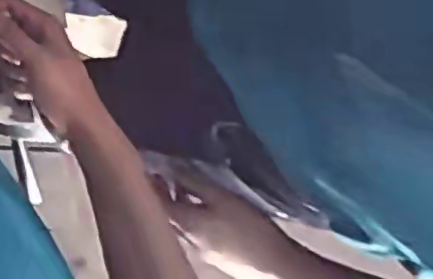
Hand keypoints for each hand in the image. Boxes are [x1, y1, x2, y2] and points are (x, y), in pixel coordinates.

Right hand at [0, 0, 102, 128]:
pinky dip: (13, 79)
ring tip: (17, 77)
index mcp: (43, 25)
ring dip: (5, 64)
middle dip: (0, 44)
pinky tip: (23, 90)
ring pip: (5, 50)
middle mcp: (39, 36)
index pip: (9, 4)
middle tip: (8, 58)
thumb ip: (8, 32)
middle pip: (5, 28)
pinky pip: (11, 70)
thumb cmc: (61, 88)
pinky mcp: (33, 76)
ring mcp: (36, 57)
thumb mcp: (34, 57)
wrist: (82, 128)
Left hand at [160, 162, 303, 277]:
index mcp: (185, 226)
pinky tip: (204, 208)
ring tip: (181, 185)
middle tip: (161, 172)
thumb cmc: (250, 229)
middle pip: (167, 213)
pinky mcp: (222, 259)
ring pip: (182, 224)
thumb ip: (189, 179)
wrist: (286, 270)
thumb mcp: (219, 196)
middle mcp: (190, 242)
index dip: (149, 182)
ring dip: (178, 204)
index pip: (156, 201)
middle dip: (161, 192)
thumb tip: (164, 164)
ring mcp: (206, 253)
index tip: (146, 164)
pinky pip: (197, 233)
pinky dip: (192, 216)